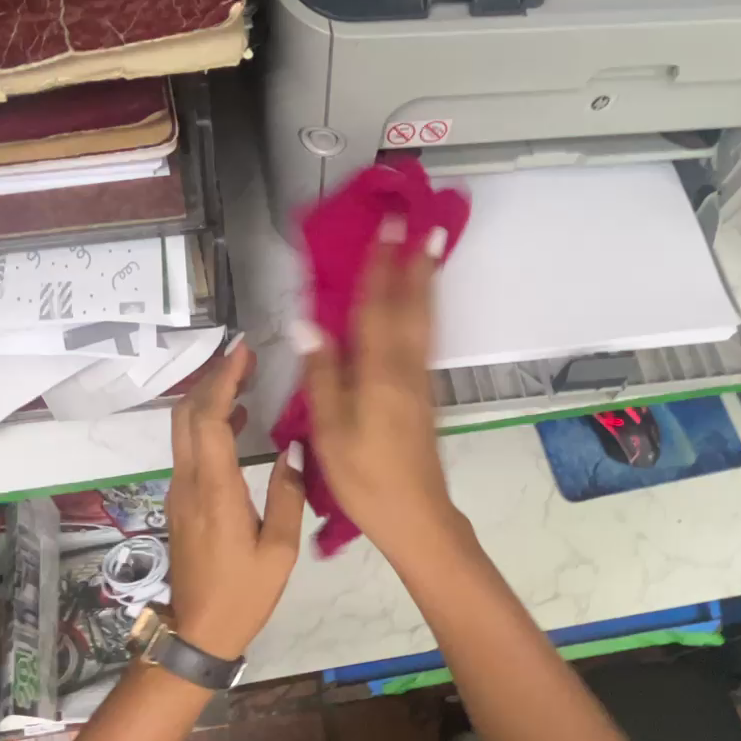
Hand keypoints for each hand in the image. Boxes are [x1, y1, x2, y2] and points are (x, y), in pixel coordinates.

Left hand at [164, 339, 306, 661]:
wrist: (199, 630)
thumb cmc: (244, 594)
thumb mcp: (280, 549)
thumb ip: (287, 494)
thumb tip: (293, 449)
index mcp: (215, 491)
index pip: (208, 419)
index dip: (222, 380)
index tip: (242, 352)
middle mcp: (189, 484)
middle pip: (186, 415)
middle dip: (211, 379)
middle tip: (244, 359)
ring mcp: (179, 492)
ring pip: (183, 431)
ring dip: (207, 400)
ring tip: (243, 382)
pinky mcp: (180, 502)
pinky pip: (188, 450)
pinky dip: (206, 425)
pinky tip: (235, 423)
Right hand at [299, 220, 458, 557]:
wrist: (416, 516)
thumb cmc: (366, 479)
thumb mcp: (330, 432)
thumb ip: (322, 376)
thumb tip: (308, 325)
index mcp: (379, 375)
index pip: (377, 308)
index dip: (381, 266)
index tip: (387, 227)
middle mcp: (406, 370)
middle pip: (411, 307)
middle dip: (414, 265)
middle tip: (424, 225)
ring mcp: (420, 384)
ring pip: (424, 323)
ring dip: (426, 285)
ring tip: (431, 253)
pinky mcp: (425, 398)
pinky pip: (424, 341)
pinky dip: (424, 314)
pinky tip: (421, 310)